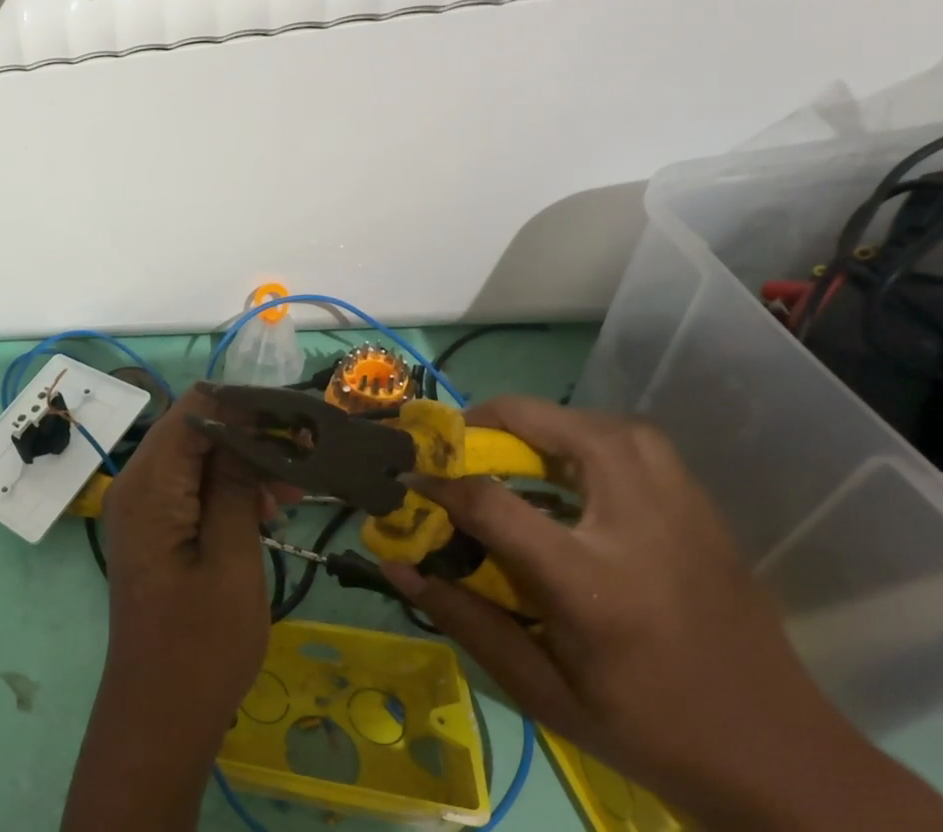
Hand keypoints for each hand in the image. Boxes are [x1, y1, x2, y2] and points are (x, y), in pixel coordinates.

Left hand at [63, 389, 289, 831]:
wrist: (160, 710)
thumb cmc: (201, 642)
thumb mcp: (232, 559)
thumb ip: (236, 486)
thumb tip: (248, 426)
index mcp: (148, 485)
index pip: (194, 410)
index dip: (247, 404)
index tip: (302, 413)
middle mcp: (135, 485)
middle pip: (193, 430)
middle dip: (250, 433)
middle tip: (310, 452)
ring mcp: (140, 508)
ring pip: (194, 460)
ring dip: (243, 464)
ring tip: (296, 488)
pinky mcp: (153, 530)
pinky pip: (189, 490)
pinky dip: (226, 491)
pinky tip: (266, 510)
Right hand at [385, 397, 942, 829]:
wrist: (779, 760)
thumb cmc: (647, 731)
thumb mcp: (541, 692)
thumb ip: (467, 621)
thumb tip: (398, 566)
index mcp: (593, 585)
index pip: (495, 504)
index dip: (439, 484)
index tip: (409, 481)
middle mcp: (644, 533)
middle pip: (571, 434)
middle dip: (504, 417)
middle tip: (463, 435)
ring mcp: (688, 521)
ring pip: (621, 428)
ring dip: (558, 421)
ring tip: (520, 445)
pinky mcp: (711, 521)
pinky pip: (650, 451)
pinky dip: (598, 440)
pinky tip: (574, 473)